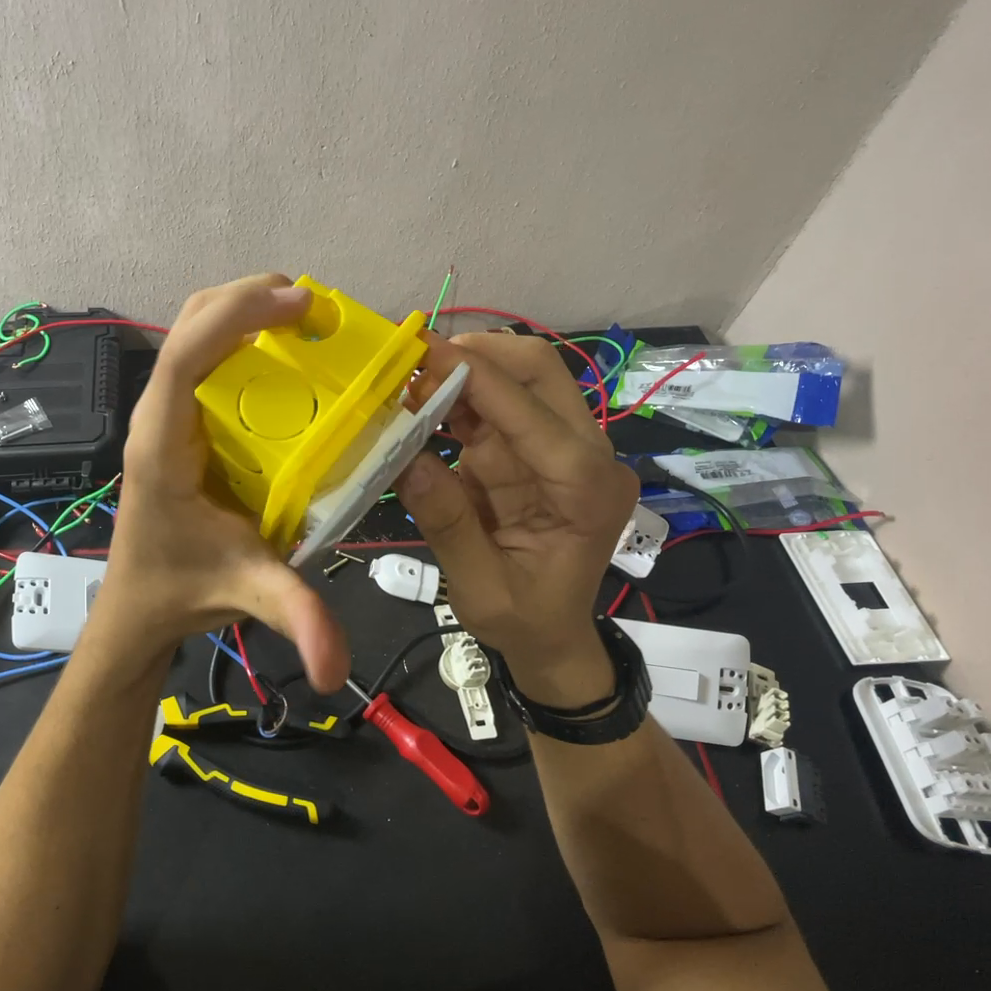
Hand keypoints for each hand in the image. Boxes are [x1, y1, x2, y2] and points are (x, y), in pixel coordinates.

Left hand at [85, 275, 350, 692]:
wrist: (137, 604)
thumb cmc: (179, 589)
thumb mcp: (243, 592)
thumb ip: (292, 618)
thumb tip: (337, 671)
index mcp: (162, 445)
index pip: (186, 355)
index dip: (240, 315)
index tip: (302, 302)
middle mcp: (157, 417)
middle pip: (190, 324)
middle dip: (248, 298)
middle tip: (314, 307)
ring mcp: (165, 414)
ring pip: (196, 332)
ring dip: (246, 310)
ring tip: (306, 320)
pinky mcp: (180, 420)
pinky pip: (209, 357)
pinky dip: (244, 336)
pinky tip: (286, 355)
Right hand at [393, 332, 639, 702]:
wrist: (553, 638)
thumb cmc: (525, 622)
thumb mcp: (482, 588)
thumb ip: (448, 522)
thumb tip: (404, 457)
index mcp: (587, 491)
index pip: (533, 416)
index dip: (478, 378)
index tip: (422, 352)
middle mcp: (586, 457)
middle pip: (541, 372)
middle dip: (479, 354)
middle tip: (414, 358)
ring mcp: (560, 449)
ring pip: (520, 378)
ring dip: (465, 369)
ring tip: (407, 376)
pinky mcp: (531, 452)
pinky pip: (498, 406)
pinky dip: (459, 396)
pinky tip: (421, 399)